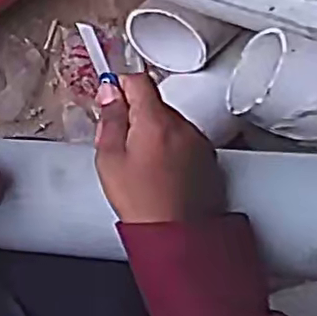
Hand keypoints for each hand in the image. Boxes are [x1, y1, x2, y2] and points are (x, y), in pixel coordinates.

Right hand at [92, 74, 225, 224]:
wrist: (177, 233)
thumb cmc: (142, 200)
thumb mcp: (109, 157)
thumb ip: (109, 119)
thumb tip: (109, 94)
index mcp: (155, 122)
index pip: (139, 81)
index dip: (119, 84)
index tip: (108, 93)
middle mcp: (183, 127)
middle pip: (155, 101)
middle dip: (134, 111)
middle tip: (117, 135)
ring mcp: (199, 142)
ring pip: (169, 120)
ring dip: (152, 128)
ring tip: (137, 157)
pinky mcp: (208, 157)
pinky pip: (183, 138)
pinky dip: (168, 144)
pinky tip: (155, 167)